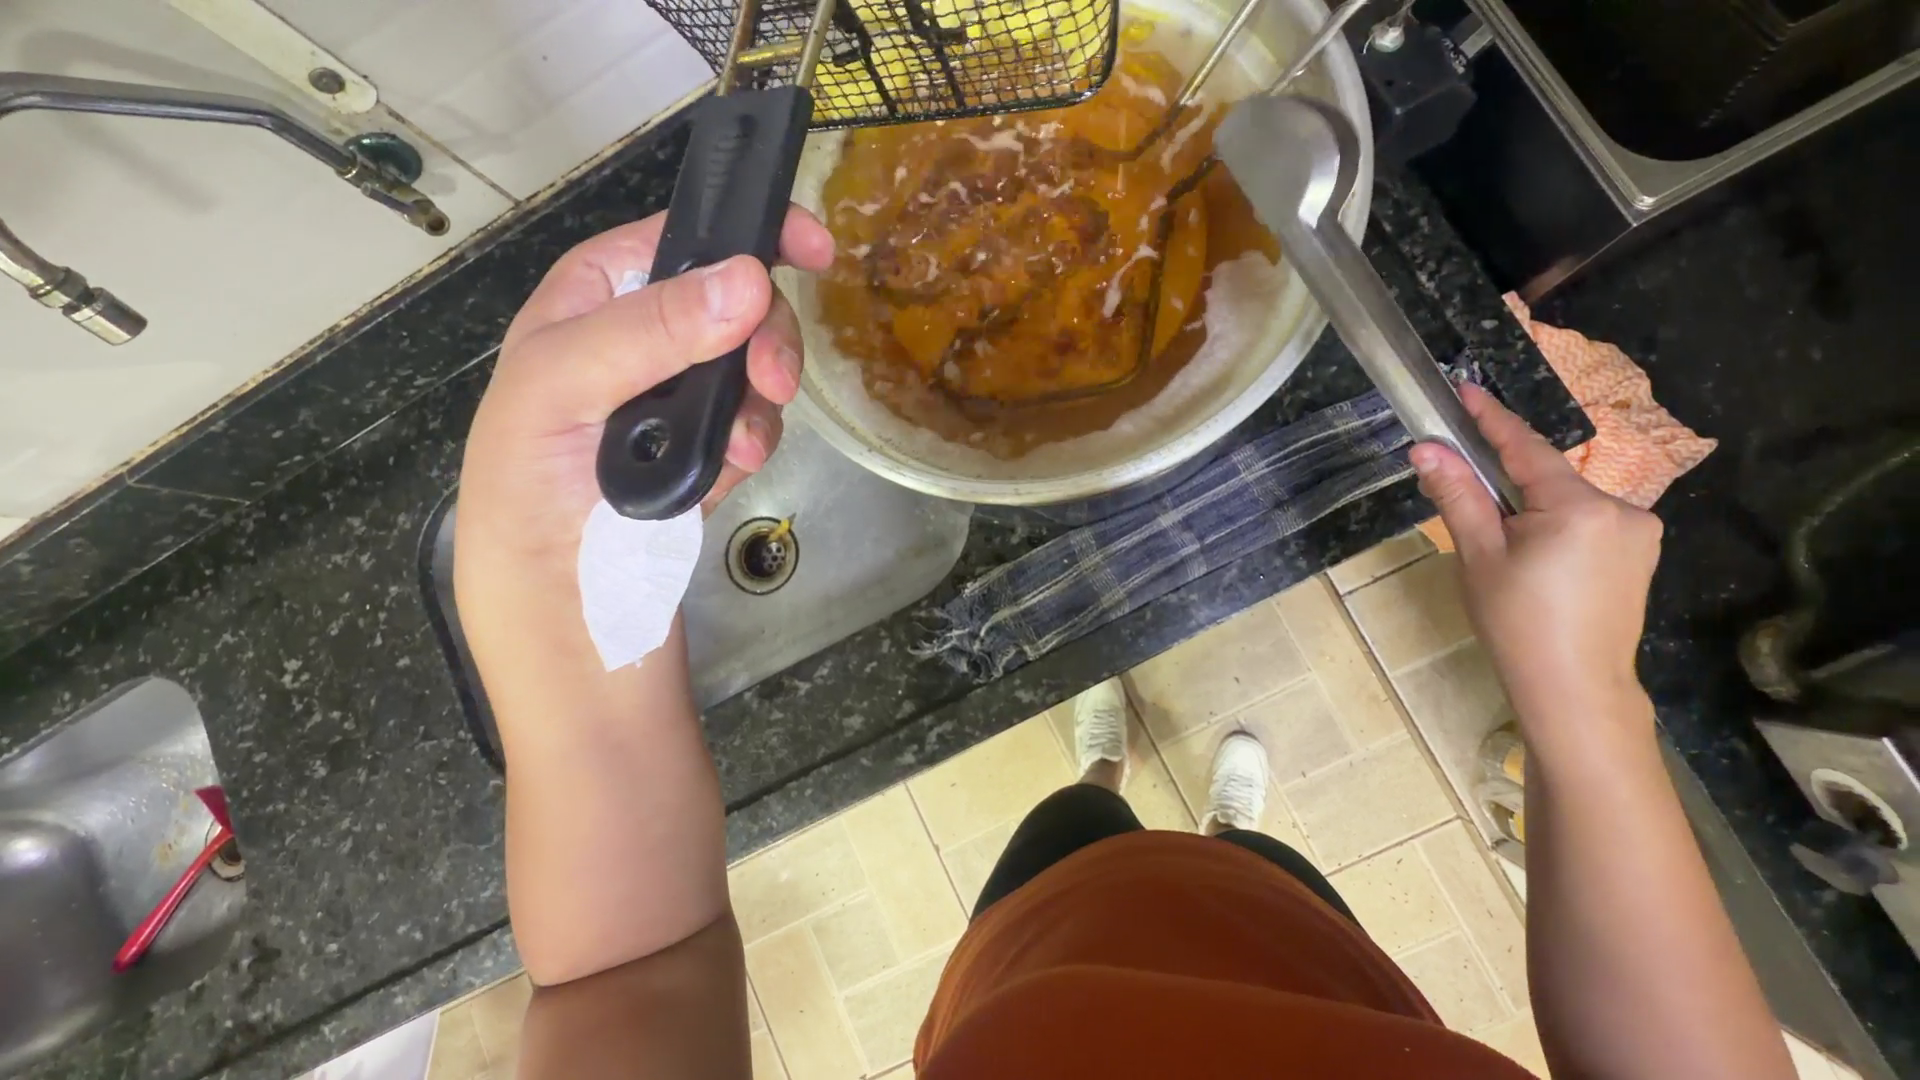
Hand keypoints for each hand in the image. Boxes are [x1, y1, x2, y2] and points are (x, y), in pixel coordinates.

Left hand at [455, 208, 833, 612]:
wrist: (557, 599)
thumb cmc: (529, 484)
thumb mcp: (562, 389)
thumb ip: (648, 331)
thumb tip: (750, 280)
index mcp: (595, 298)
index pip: (680, 239)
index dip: (747, 233)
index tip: (813, 248)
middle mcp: (642, 338)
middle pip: (736, 303)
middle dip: (766, 337)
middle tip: (776, 381)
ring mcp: (679, 395)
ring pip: (755, 365)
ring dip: (763, 399)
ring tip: (741, 447)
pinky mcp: (707, 445)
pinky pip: (756, 421)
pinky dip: (756, 441)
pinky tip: (733, 469)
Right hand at [1410, 384, 1662, 734]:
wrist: (1573, 687)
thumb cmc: (1516, 622)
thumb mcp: (1478, 556)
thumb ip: (1457, 496)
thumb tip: (1425, 449)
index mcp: (1577, 507)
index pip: (1525, 448)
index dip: (1491, 418)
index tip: (1464, 389)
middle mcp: (1620, 507)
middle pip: (1547, 476)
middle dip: (1505, 477)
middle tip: (1462, 488)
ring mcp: (1638, 530)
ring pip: (1567, 499)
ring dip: (1529, 504)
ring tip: (1498, 543)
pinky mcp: (1640, 552)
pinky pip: (1587, 520)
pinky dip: (1553, 523)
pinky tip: (1533, 556)